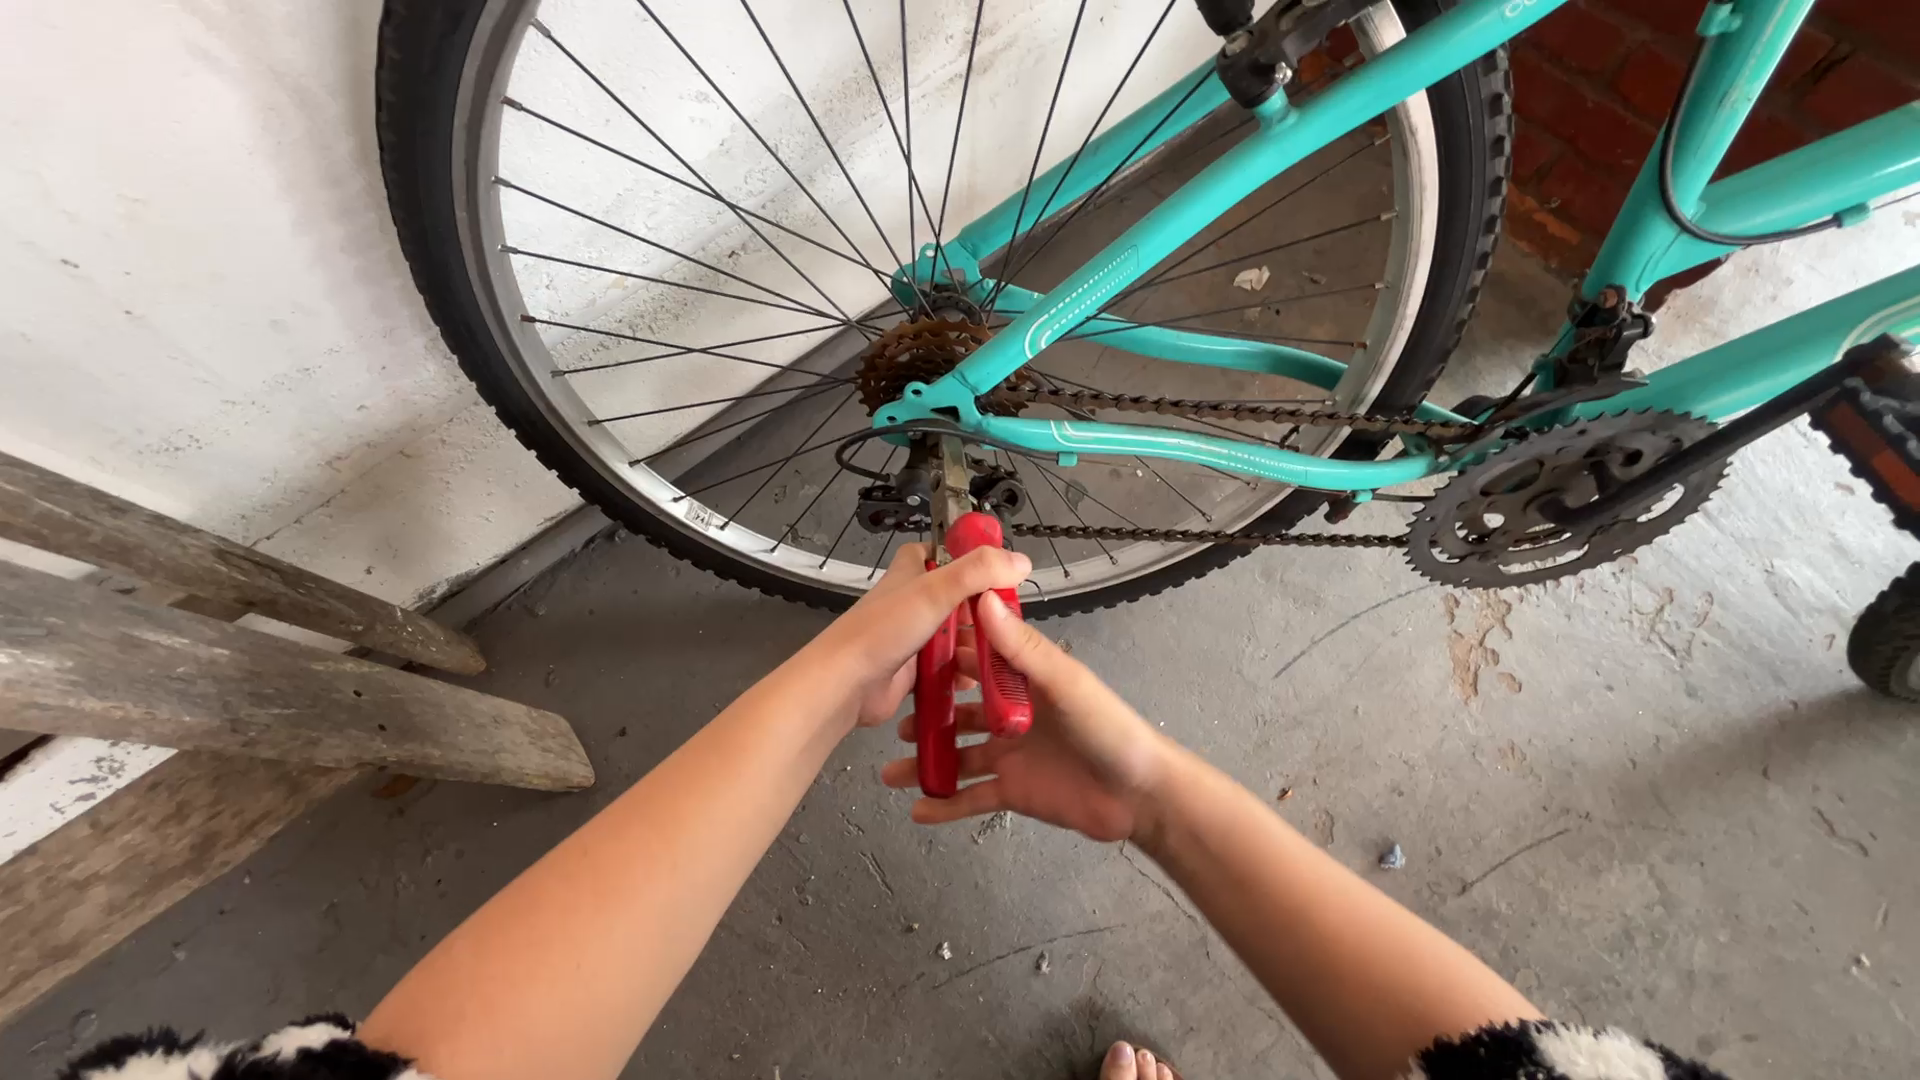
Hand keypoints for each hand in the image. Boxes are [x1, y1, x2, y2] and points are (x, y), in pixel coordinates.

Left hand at [808, 542, 1031, 727]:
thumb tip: (1022, 561)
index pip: (937, 550)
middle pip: (955, 597)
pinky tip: (979, 679)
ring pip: (954, 634)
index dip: (962, 554)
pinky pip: (947, 667)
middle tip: (1007, 618)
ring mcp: (911, 638)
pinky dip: (964, 672)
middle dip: (981, 608)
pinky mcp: (913, 671)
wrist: (845, 685)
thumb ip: (978, 571)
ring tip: (999, 652)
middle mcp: (910, 602)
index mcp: (909, 573)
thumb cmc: (885, 629)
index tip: (994, 567)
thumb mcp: (934, 590)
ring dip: (976, 644)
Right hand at [881, 591, 1171, 840]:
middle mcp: (1013, 716)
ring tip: (892, 770)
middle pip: (960, 711)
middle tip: (895, 715)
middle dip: (927, 713)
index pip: (978, 659)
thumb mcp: (1064, 682)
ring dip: (928, 761)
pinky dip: (945, 805)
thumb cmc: (1108, 728)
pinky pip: (972, 798)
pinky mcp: (1014, 792)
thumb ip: (1022, 648)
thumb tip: (984, 599)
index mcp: (1026, 681)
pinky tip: (917, 810)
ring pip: (958, 757)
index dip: (945, 654)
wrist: (1139, 796)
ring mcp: (1011, 755)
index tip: (908, 648)